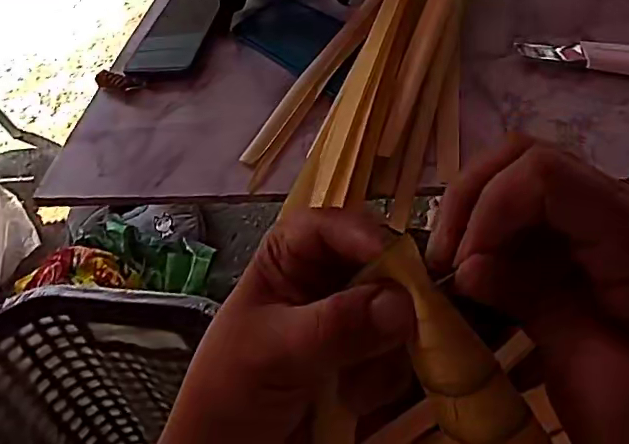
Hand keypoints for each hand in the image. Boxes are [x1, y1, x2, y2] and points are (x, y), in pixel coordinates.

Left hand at [162, 208, 416, 443]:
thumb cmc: (226, 396)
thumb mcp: (271, 353)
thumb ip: (332, 325)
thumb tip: (396, 302)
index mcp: (292, 253)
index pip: (333, 224)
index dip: (364, 236)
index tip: (393, 261)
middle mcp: (331, 276)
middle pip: (381, 260)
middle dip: (389, 295)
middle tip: (395, 326)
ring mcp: (354, 319)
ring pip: (399, 308)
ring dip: (386, 347)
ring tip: (352, 388)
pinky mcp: (370, 359)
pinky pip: (402, 352)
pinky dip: (388, 378)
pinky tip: (355, 404)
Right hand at [426, 136, 628, 443]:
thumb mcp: (588, 372)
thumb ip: (532, 303)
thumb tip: (463, 264)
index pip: (550, 175)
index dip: (492, 205)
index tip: (458, 266)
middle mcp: (628, 207)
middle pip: (533, 159)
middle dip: (475, 198)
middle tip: (442, 261)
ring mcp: (608, 216)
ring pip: (523, 173)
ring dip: (476, 210)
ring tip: (450, 265)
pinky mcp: (588, 235)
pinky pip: (529, 210)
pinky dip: (492, 230)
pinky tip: (474, 269)